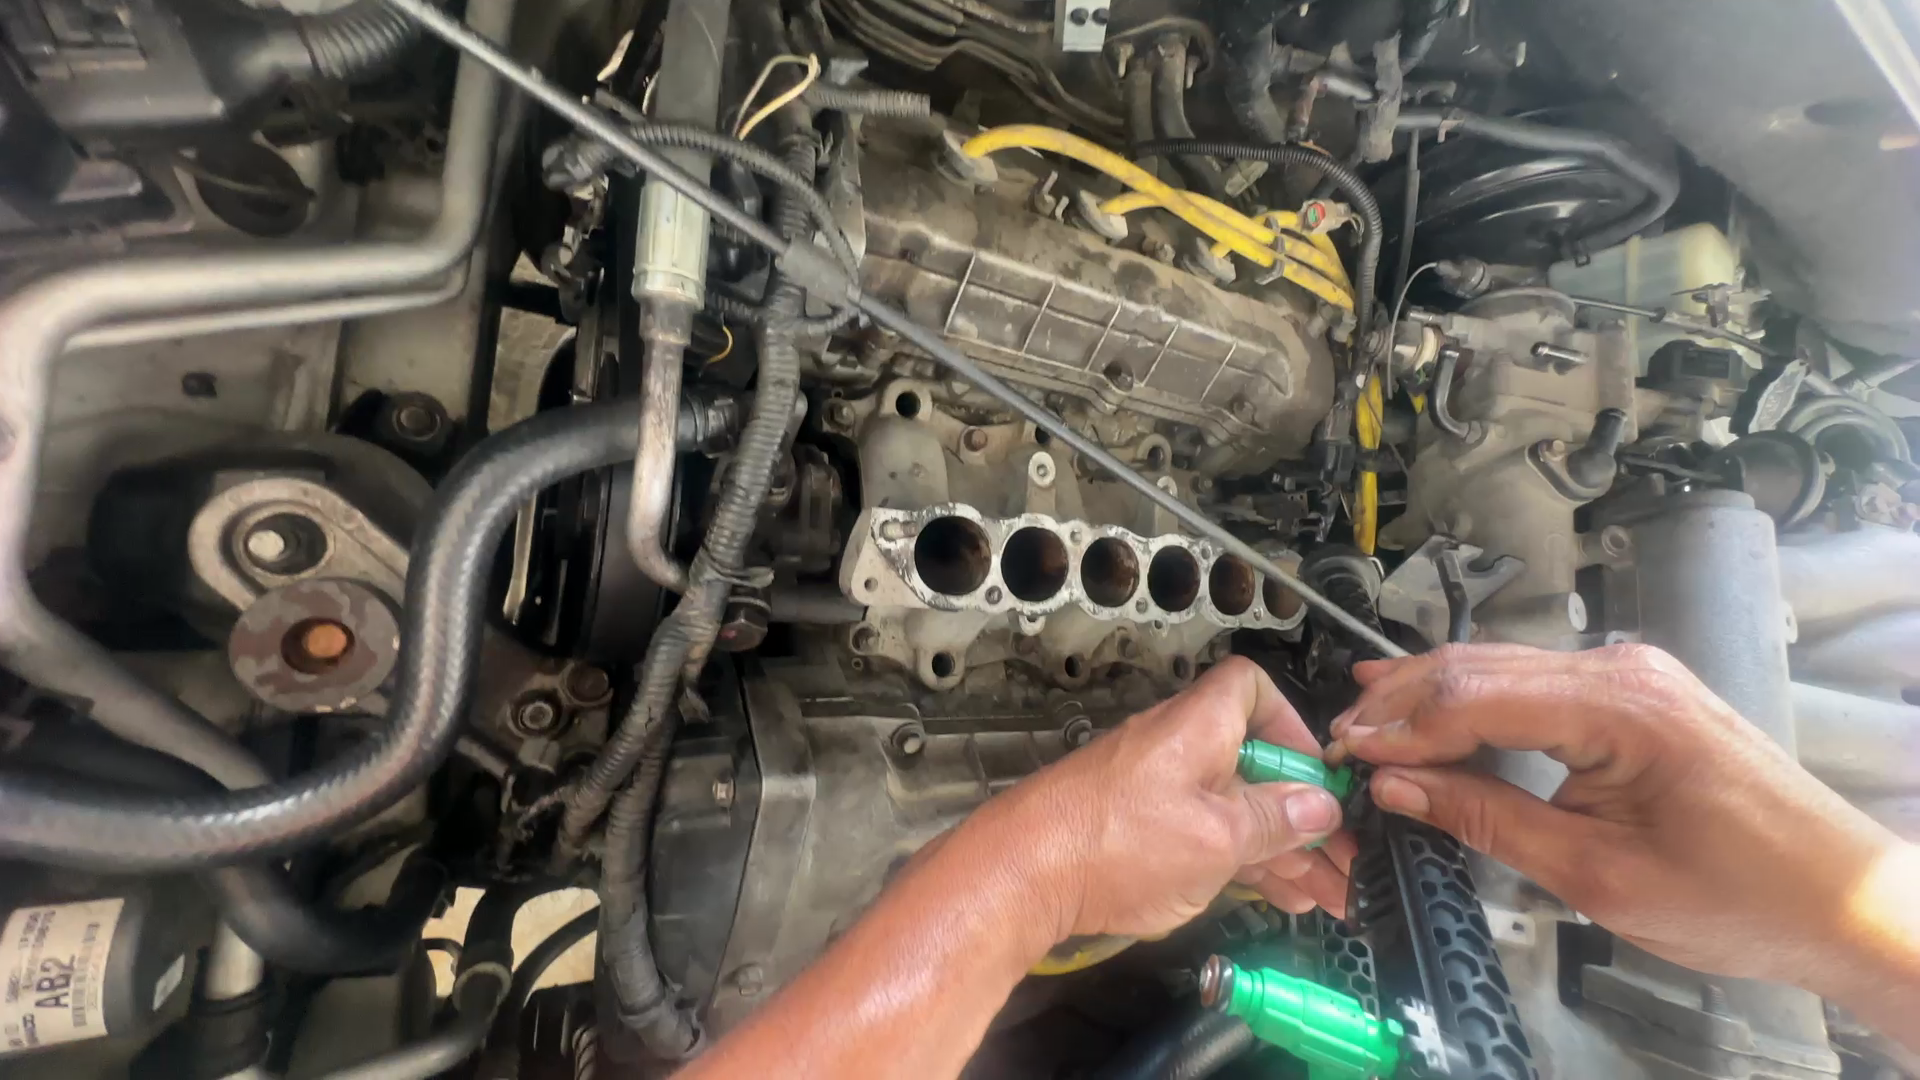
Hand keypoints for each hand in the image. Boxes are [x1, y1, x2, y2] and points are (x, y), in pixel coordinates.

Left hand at [951, 657, 1354, 947]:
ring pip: (1235, 804)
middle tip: (1347, 860)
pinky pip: (1208, 832)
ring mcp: (1159, 788)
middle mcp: (1178, 746)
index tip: (1319, 774)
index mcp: (1196, 726)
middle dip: (1304, 809)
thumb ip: (1272, 819)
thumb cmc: (1121, 841)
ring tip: (1331, 895)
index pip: (1249, 687)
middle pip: (1253, 759)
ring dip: (1283, 846)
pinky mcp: (1142, 826)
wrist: (1025, 870)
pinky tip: (1283, 898)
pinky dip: (1244, 859)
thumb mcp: (1215, 836)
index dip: (1291, 722)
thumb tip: (1320, 804)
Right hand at [1326, 643, 1904, 990]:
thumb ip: (1485, 819)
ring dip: (1419, 693)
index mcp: (1623, 708)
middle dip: (1397, 701)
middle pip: (1472, 668)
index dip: (1402, 726)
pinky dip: (1458, 692)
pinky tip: (1413, 690)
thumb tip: (1393, 787)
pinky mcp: (1620, 687)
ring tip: (1362, 718)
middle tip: (1342, 737)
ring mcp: (1621, 671)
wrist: (1857, 906)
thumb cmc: (1744, 900)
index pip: (1476, 698)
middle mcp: (1618, 669)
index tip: (1349, 753)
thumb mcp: (1600, 875)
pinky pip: (1516, 677)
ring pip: (1487, 664)